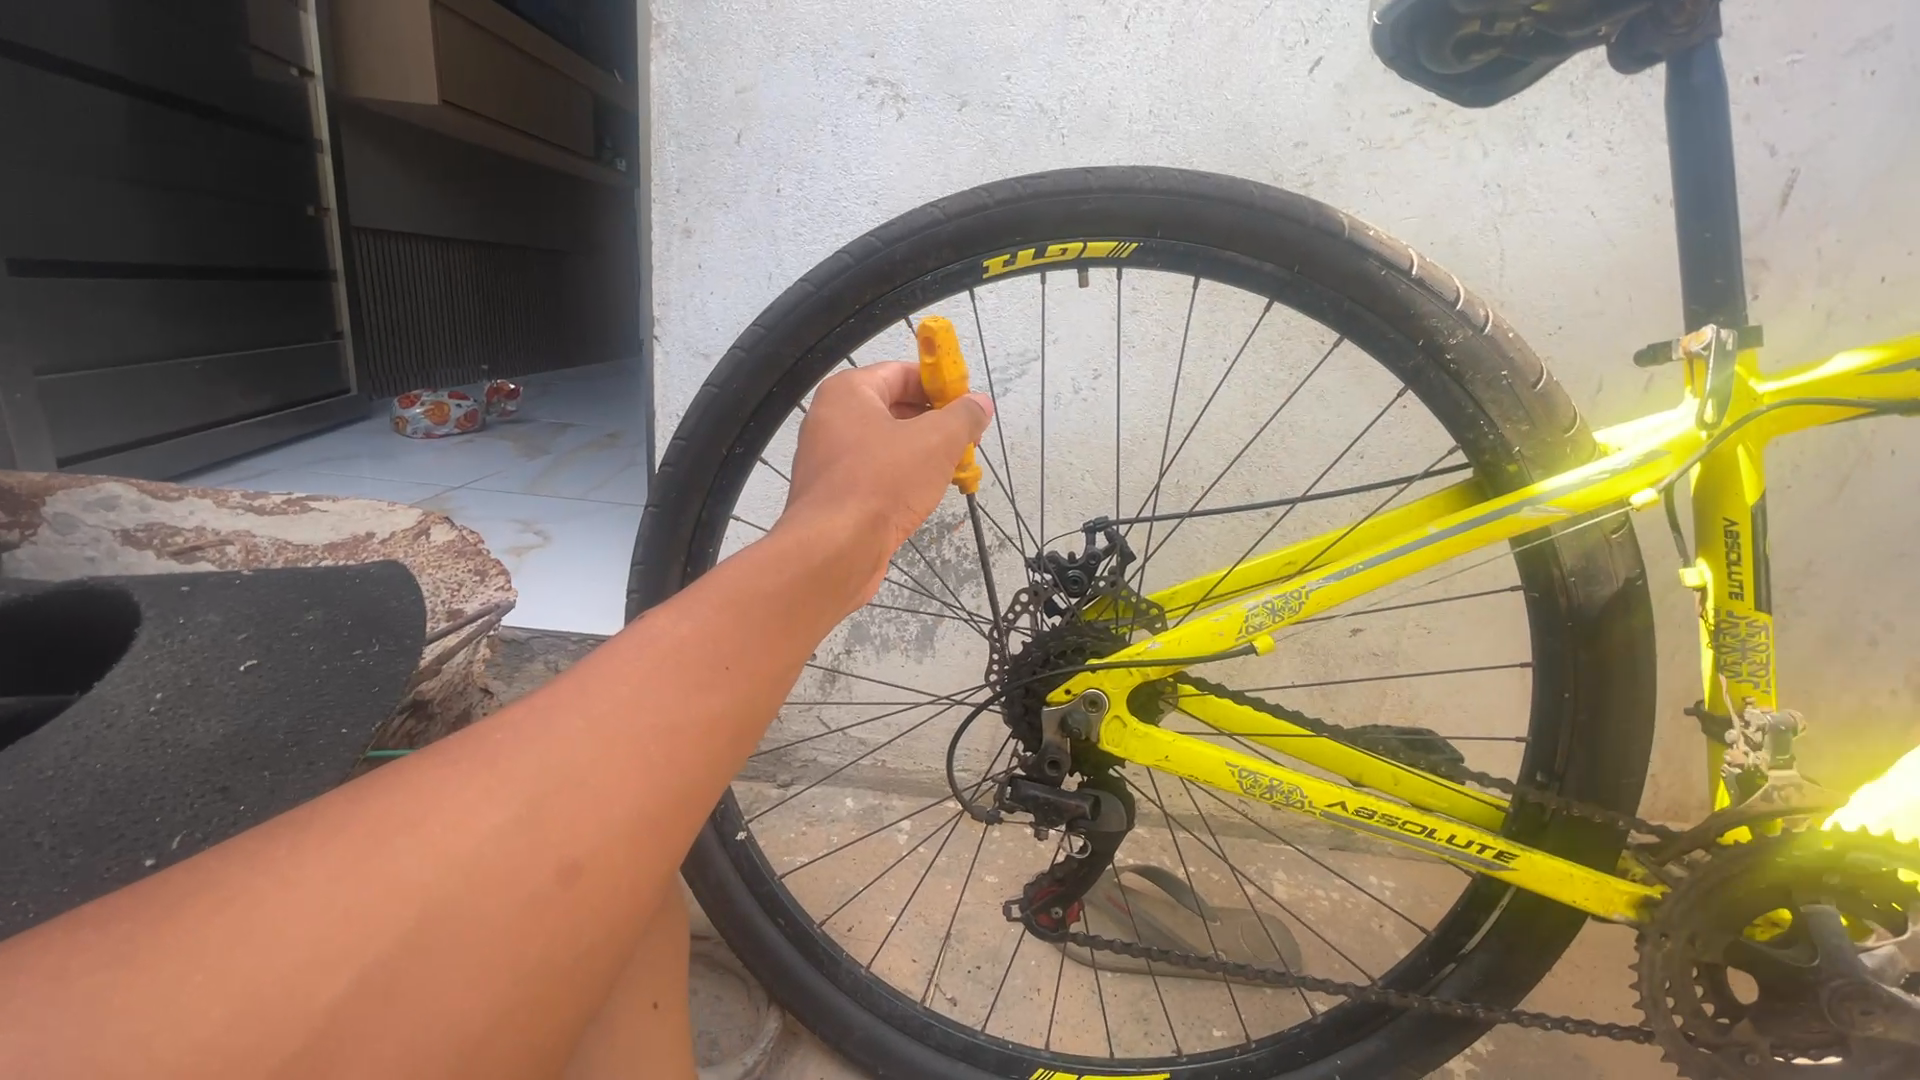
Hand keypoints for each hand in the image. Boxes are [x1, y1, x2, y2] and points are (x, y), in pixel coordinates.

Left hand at [777, 363, 993, 609]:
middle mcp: (832, 420)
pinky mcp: (835, 495)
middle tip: (967, 440)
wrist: (834, 551)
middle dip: (935, 422)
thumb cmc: (882, 483)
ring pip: (887, 446)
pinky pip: (876, 475)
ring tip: (955, 469)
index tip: (968, 405)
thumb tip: (980, 403)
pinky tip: (927, 495)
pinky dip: (903, 479)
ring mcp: (830, 460)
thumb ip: (963, 417)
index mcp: (849, 393)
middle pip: (894, 408)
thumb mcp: (936, 442)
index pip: (901, 372)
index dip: (940, 384)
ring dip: (923, 454)